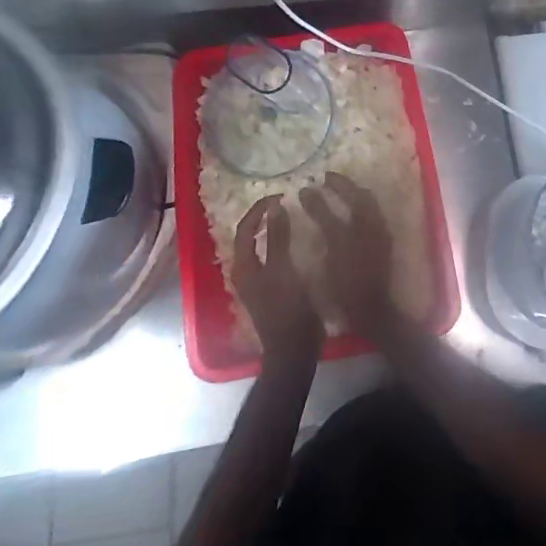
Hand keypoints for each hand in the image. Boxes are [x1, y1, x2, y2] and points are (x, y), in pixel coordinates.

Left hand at [233, 194, 320, 367]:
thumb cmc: (287, 310)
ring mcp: (259, 282)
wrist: (294, 349)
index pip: (245, 227)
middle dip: (267, 218)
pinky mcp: (273, 289)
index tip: (282, 195)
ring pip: (264, 247)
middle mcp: (246, 271)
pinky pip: (275, 258)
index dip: (260, 208)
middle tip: (289, 203)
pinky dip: (285, 245)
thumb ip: (278, 239)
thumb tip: (275, 207)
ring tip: (296, 218)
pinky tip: (302, 243)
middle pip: (252, 236)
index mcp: (243, 266)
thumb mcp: (284, 270)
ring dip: (277, 231)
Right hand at [298, 173, 401, 340]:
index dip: (321, 193)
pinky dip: (361, 207)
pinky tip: (348, 212)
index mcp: (359, 228)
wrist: (372, 309)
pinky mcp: (383, 244)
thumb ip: (322, 218)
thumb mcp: (332, 249)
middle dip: (343, 186)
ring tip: (336, 191)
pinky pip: (372, 216)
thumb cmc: (345, 285)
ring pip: (369, 205)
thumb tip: (307, 195)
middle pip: (360, 197)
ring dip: (354, 194)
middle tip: (325, 180)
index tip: (306, 187)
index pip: (341, 201)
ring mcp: (381, 236)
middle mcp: (374, 227)